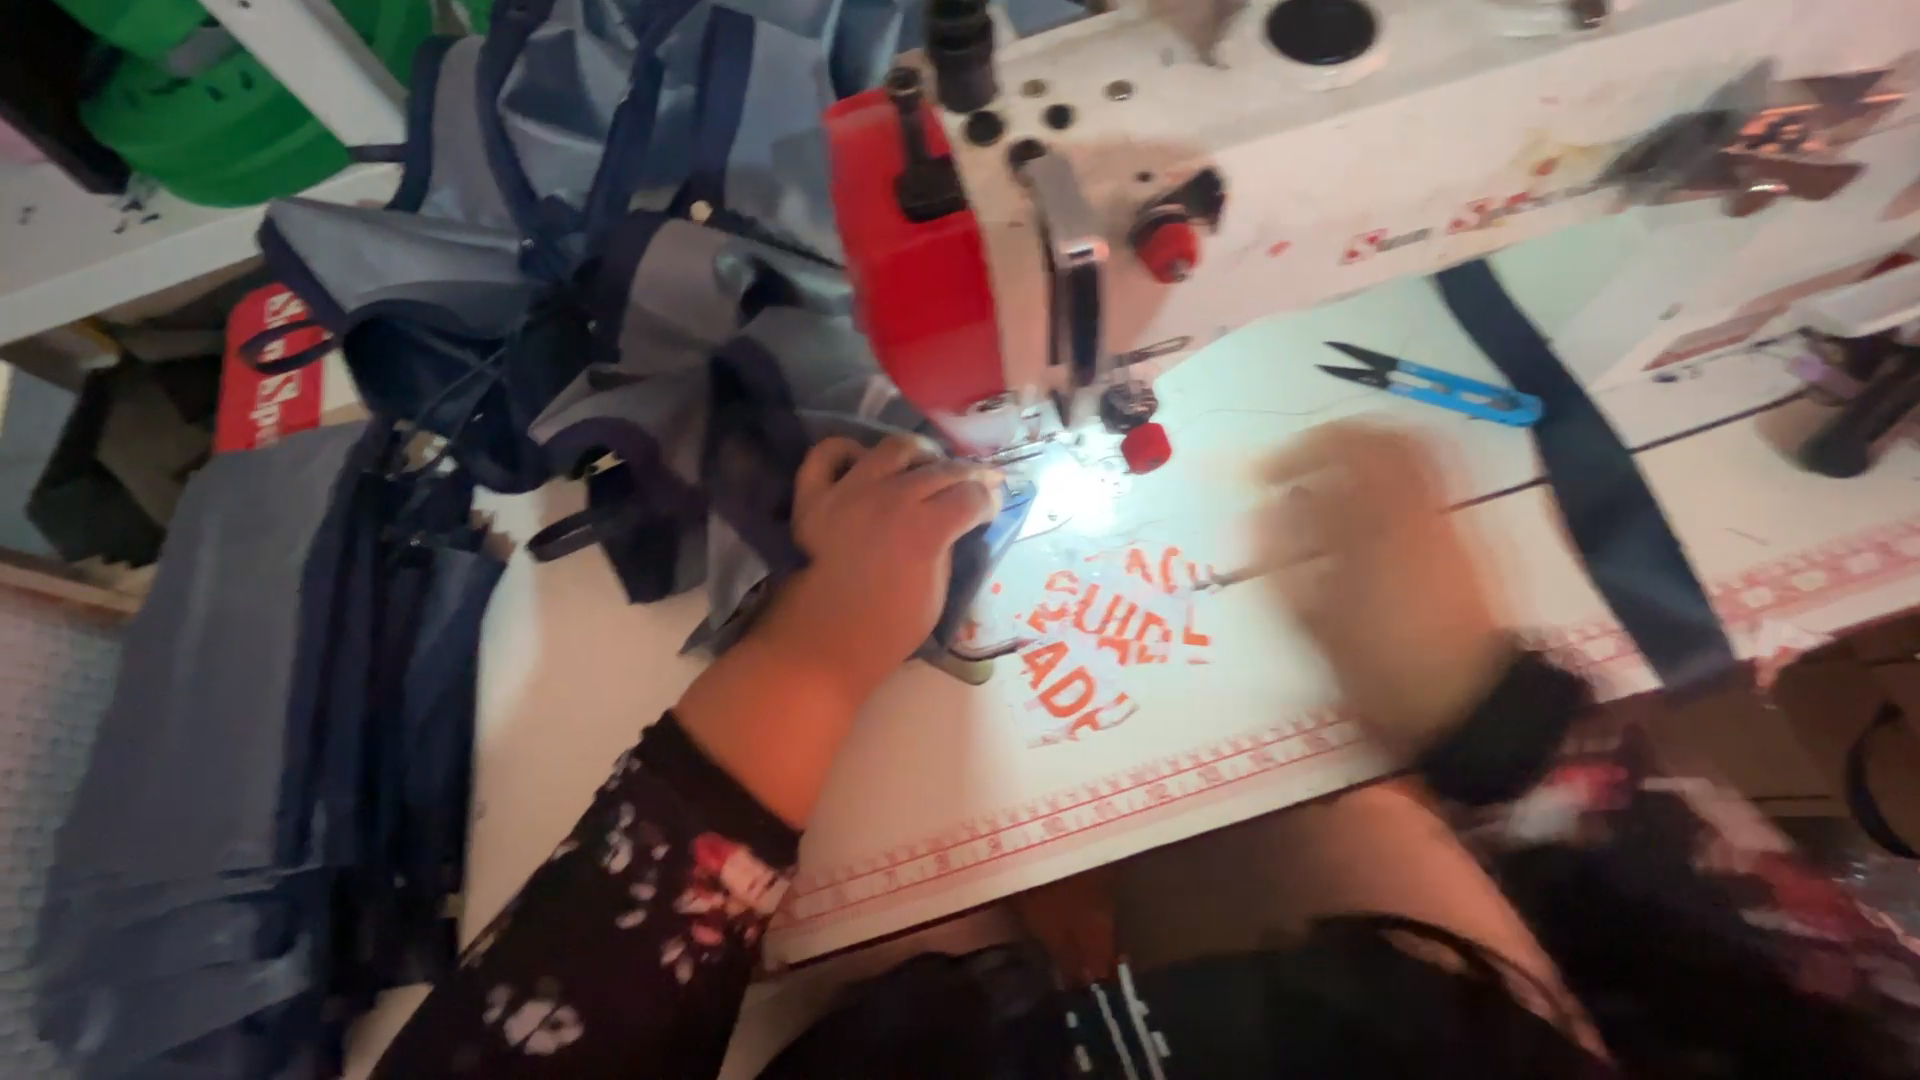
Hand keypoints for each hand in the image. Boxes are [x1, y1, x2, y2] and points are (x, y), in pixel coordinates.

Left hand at [749, 434, 1003, 703]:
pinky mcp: (813, 497)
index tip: (994, 506)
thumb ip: (946, 548)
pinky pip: (828, 454)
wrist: (821, 644)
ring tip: (929, 464)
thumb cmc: (887, 631)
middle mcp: (890, 498)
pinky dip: (848, 451)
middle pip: (941, 469)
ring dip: (920, 454)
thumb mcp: (936, 593)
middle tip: (978, 482)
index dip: (990, 500)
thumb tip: (953, 523)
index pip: (972, 497)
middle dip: (969, 474)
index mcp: (925, 529)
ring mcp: (848, 491)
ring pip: (893, 449)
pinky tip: (865, 462)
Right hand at [1255, 422, 1511, 758]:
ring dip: (1362, 453)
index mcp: (1375, 530)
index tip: (1265, 475)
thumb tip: (1259, 515)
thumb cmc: (1381, 668)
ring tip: (1328, 479)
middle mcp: (1416, 511)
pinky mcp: (1463, 535)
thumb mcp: (1316, 624)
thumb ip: (1282, 564)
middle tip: (1298, 465)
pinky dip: (1389, 476)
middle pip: (1381, 438)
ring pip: (1411, 450)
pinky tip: (1364, 507)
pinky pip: (1428, 479)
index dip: (1294, 454)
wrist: (1470, 702)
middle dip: (1332, 441)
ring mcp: (1447, 519)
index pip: (1336, 457)